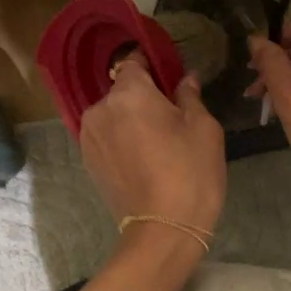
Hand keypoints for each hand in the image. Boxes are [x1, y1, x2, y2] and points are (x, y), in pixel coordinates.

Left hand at [78, 61, 225, 237]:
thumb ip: (189, 96)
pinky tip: (141, 158)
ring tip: (155, 141)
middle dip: (142, 97)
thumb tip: (186, 78)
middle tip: (169, 116)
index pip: (133, 62)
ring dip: (129, 119)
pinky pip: (105, 137)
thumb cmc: (190, 172)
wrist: (163, 229)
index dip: (151, 66)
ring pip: (112, 115)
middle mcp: (100, 109)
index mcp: (129, 93)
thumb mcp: (203, 128)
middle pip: (121, 90)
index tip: (167, 77)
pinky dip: (120, 139)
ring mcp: (89, 136)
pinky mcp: (87, 161)